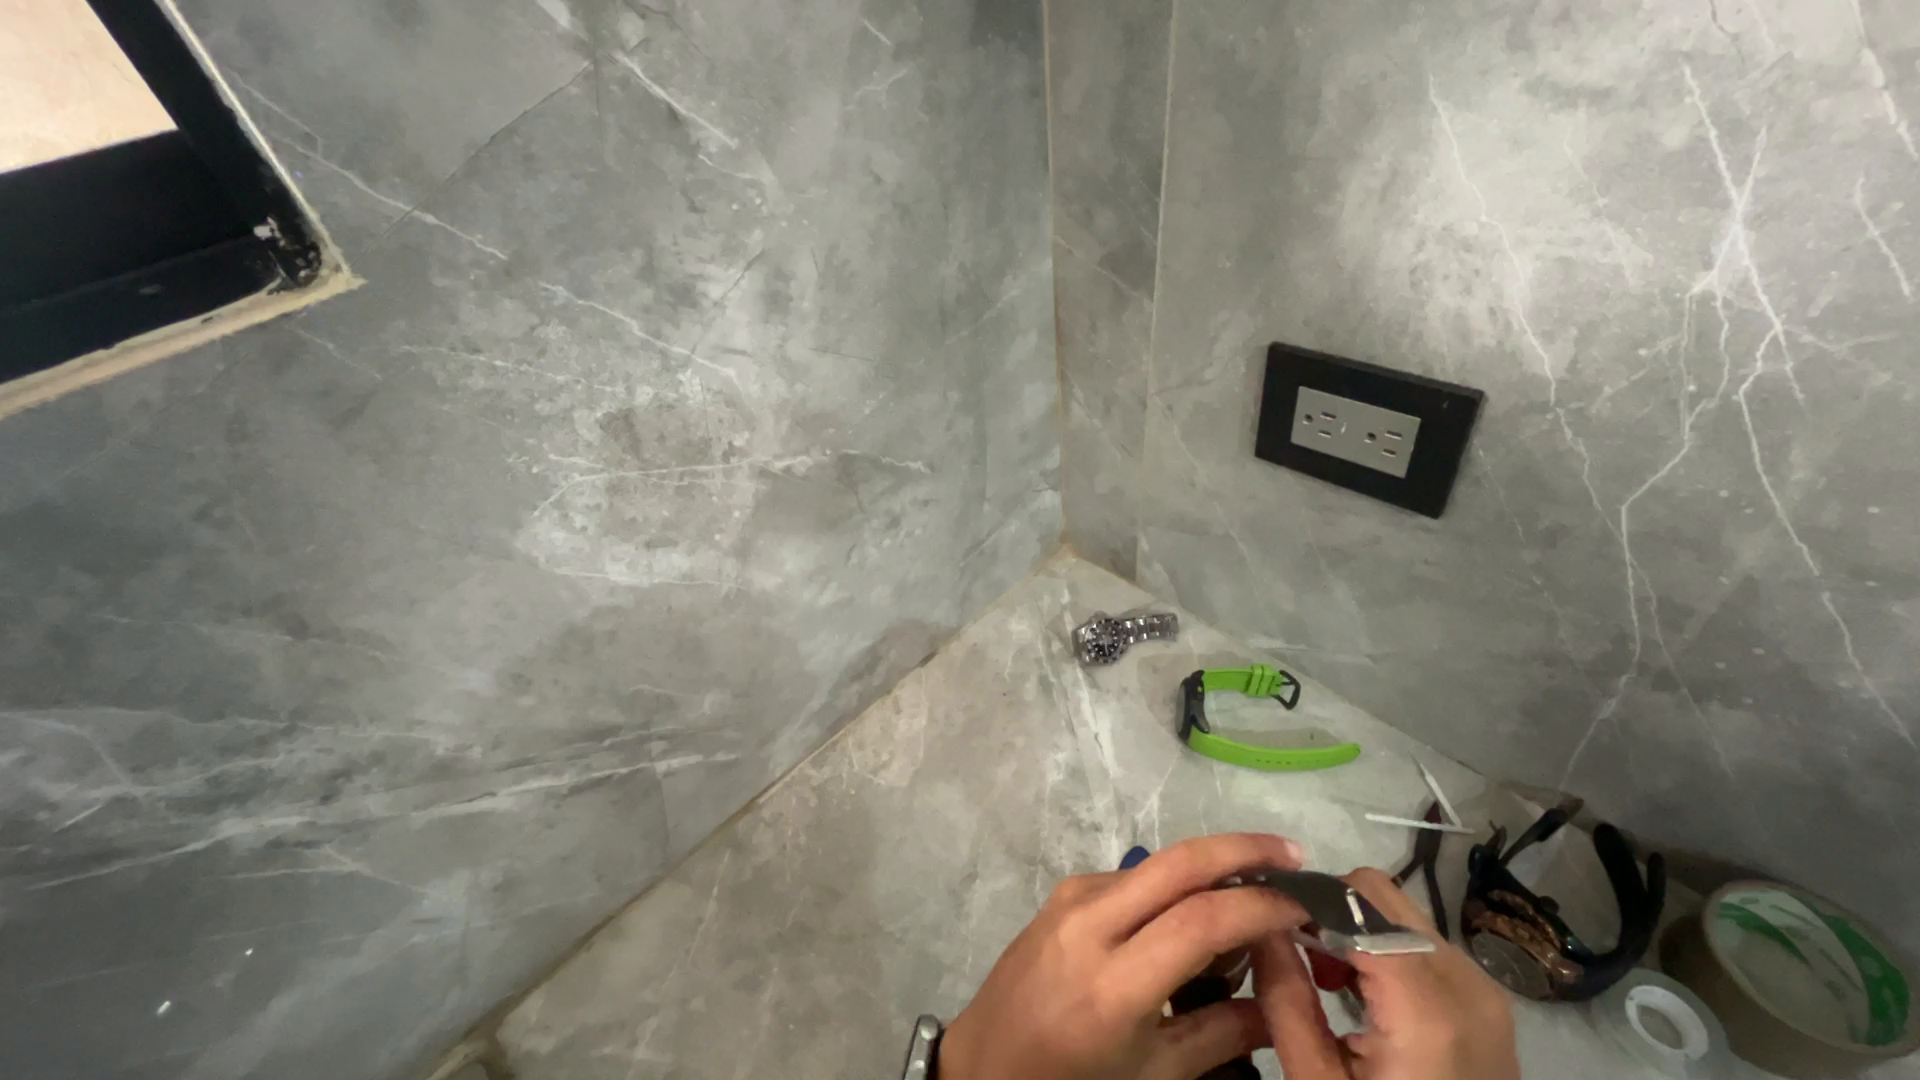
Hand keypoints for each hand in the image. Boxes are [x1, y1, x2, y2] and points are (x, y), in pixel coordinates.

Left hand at [940, 833, 1309, 1079]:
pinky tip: (1198, 911)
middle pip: (1177, 862)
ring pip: (1156, 864)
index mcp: (1114, 981)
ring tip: (1258, 891)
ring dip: (1211, 865)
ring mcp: (1073, 897)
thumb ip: (1223, 1033)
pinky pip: (1133, 879)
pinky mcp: (1064, 891)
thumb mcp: (1153, 1074)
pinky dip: (1175, 885)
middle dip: (1242, 849)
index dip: (1260, 907)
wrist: (985, 1061)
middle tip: (1295, 854)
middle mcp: (1091, 921)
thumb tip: (1285, 999)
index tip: (1305, 907)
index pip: (1201, 920)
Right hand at [1252, 868, 1519, 1079]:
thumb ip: (1285, 998)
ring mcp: (1484, 989)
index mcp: (1428, 1008)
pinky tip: (1365, 994)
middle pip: (1378, 894)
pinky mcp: (1488, 1000)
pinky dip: (1381, 947)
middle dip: (1328, 912)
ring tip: (1331, 982)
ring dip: (1354, 928)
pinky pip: (1421, 939)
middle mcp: (1467, 981)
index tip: (1268, 922)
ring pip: (1398, 911)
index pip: (1359, 898)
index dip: (1306, 899)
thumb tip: (1258, 921)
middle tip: (1302, 961)